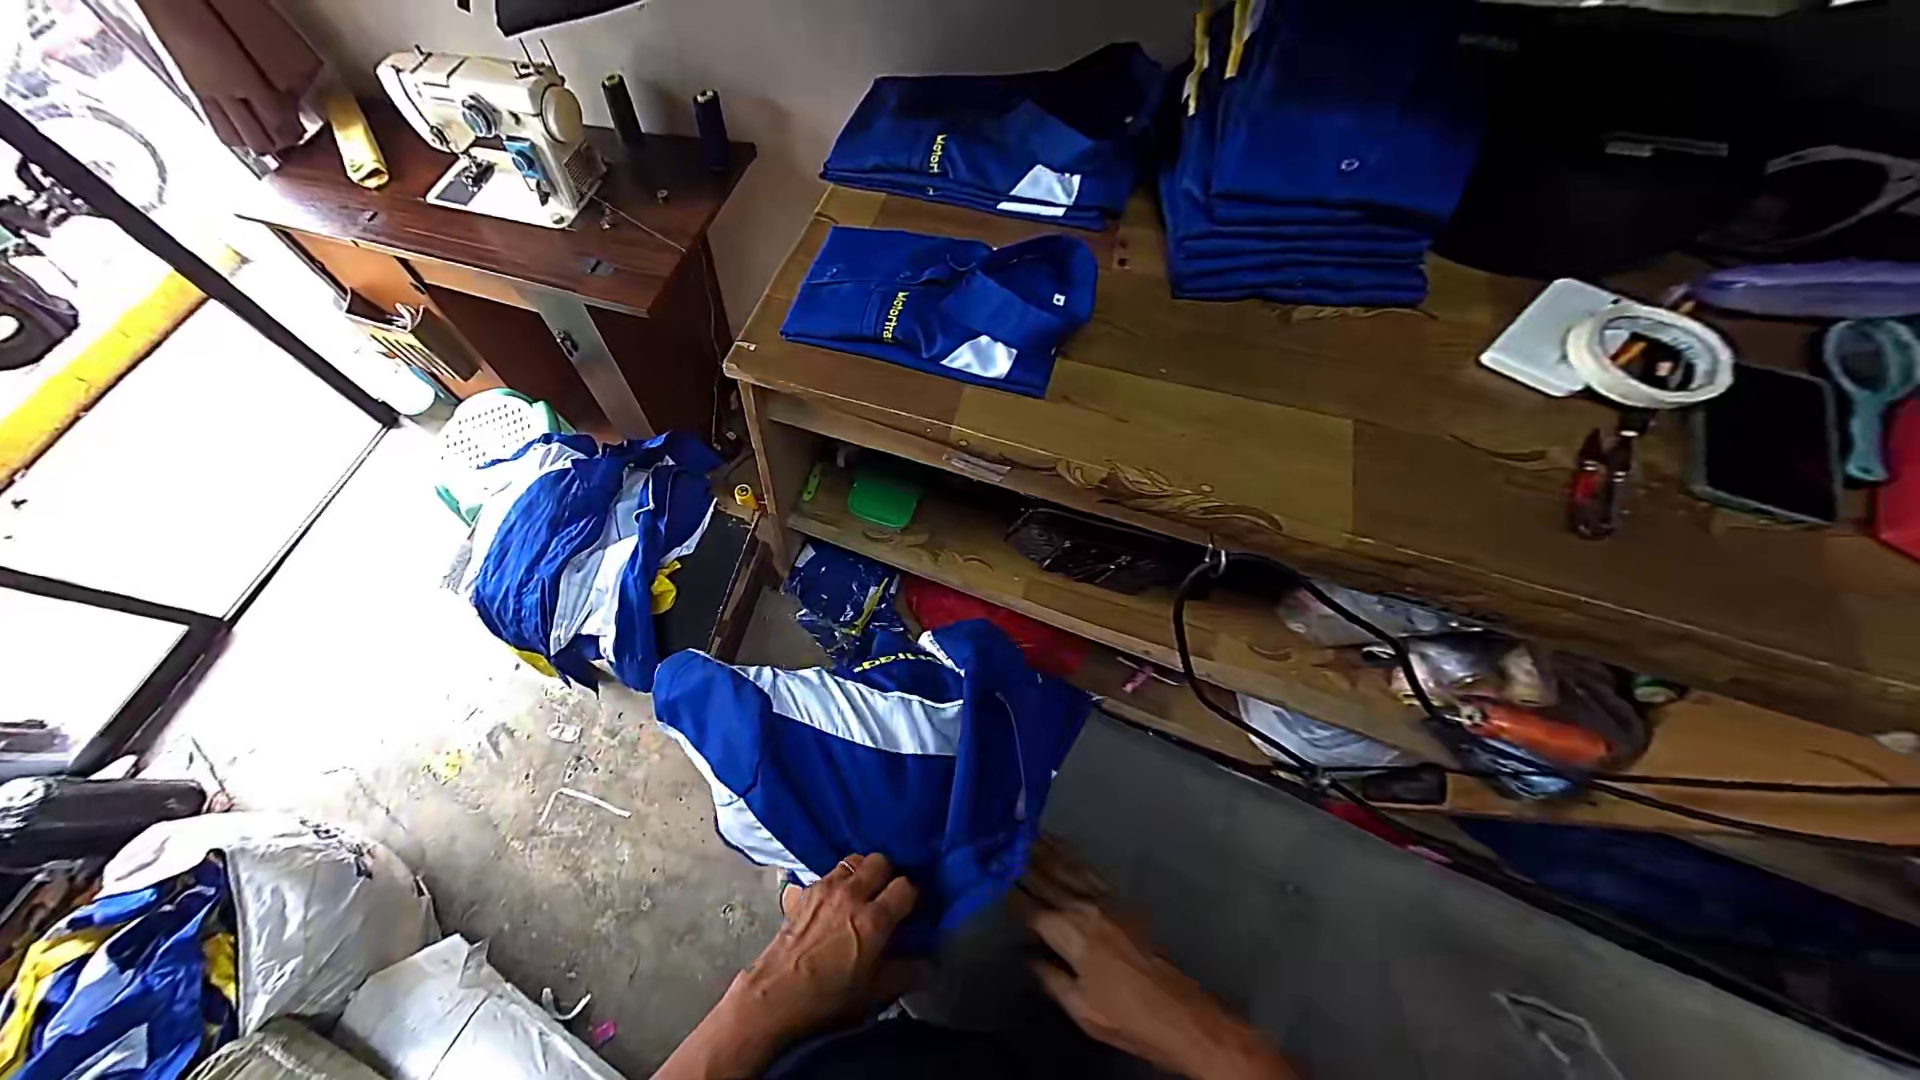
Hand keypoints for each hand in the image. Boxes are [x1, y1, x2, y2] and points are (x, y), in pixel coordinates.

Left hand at [729, 853, 920, 1038]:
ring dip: (864, 872)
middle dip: (890, 874)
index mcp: (873, 920)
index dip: (914, 895)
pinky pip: (832, 872)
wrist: (773, 998)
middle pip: (882, 860)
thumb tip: (928, 963)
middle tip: (888, 895)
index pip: (907, 886)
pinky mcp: (806, 890)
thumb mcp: (873, 995)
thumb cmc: (826, 1001)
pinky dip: (841, 879)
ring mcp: (826, 888)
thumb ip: (905, 973)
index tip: (912, 909)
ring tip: (864, 892)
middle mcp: (852, 894)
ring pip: (856, 860)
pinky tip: (838, 900)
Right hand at [1021, 843, 1297, 1079]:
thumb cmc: (1127, 1016)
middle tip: (1000, 836)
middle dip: (1022, 858)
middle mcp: (1084, 907)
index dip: (1008, 889)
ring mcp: (1104, 900)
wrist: (1181, 1012)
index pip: (1030, 907)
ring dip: (1044, 848)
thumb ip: (1050, 977)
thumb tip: (1028, 955)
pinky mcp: (1120, 900)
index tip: (988, 870)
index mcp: (1069, 933)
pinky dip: (1070, 854)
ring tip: (1026, 830)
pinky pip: (1088, 869)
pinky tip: (1060, 845)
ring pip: (1066, 866)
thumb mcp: (1081, 1008)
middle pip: (1046, 877)